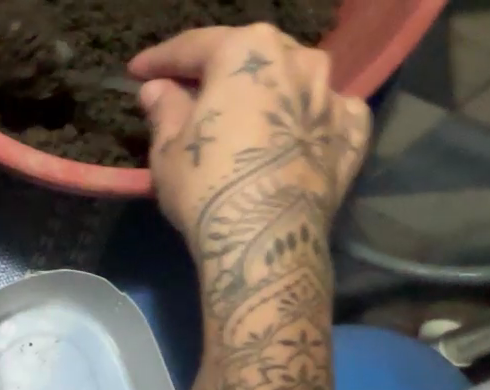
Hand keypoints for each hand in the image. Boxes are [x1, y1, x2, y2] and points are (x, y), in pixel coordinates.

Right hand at [130, 25, 364, 389]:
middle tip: (188, 92)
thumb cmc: (207, 192)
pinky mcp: (352, 135)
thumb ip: (165, 111)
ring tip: (239, 118)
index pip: (194, 45)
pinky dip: (302, 121)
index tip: (137, 71)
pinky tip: (287, 138)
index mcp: (247, 52)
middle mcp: (299, 59)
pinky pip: (323, 115)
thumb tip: (159, 90)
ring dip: (264, 94)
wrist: (263, 244)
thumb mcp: (168, 153)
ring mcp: (334, 96)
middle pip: (250, 56)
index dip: (160, 58)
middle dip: (217, 72)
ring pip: (293, 81)